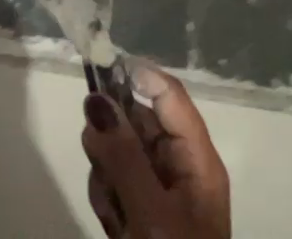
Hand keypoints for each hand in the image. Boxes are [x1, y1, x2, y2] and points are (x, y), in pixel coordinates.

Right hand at [81, 62, 230, 238]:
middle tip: (103, 166)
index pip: (167, 93)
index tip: (94, 68)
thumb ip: (120, 153)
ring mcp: (161, 186)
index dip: (134, 73)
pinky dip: (106, 196)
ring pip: (117, 148)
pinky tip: (115, 223)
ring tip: (115, 211)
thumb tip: (94, 95)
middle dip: (111, 139)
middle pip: (135, 119)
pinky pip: (113, 178)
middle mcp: (180, 164)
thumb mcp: (148, 212)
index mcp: (197, 159)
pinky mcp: (143, 206)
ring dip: (105, 173)